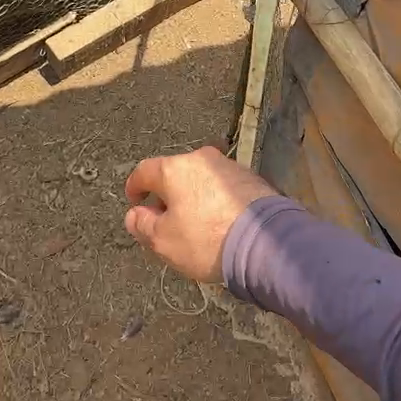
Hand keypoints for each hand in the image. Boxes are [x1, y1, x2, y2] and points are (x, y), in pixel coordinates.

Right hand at [122, 146, 279, 282]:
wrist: (265, 241)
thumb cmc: (205, 239)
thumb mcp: (163, 240)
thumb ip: (143, 225)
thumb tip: (134, 214)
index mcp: (174, 169)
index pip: (144, 170)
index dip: (135, 187)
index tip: (135, 202)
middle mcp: (201, 159)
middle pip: (175, 174)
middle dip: (167, 196)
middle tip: (165, 221)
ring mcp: (229, 166)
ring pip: (201, 180)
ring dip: (193, 197)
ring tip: (195, 225)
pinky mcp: (251, 179)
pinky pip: (223, 187)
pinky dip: (215, 201)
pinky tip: (219, 222)